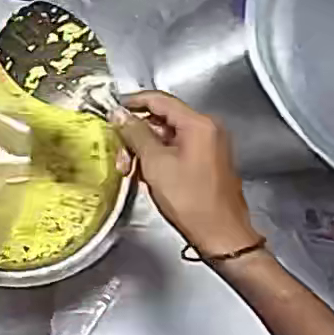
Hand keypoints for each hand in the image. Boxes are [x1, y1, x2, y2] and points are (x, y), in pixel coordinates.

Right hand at [111, 91, 261, 256]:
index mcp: (199, 124)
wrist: (220, 234)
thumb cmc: (191, 201)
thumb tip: (120, 115)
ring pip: (168, 136)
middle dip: (136, 134)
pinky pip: (177, 150)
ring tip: (129, 169)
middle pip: (163, 119)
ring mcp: (209, 146)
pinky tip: (144, 175)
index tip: (113, 110)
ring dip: (145, 149)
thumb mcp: (155, 164)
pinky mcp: (207, 162)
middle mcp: (208, 130)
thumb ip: (136, 134)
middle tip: (119, 152)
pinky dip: (158, 158)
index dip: (133, 102)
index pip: (159, 100)